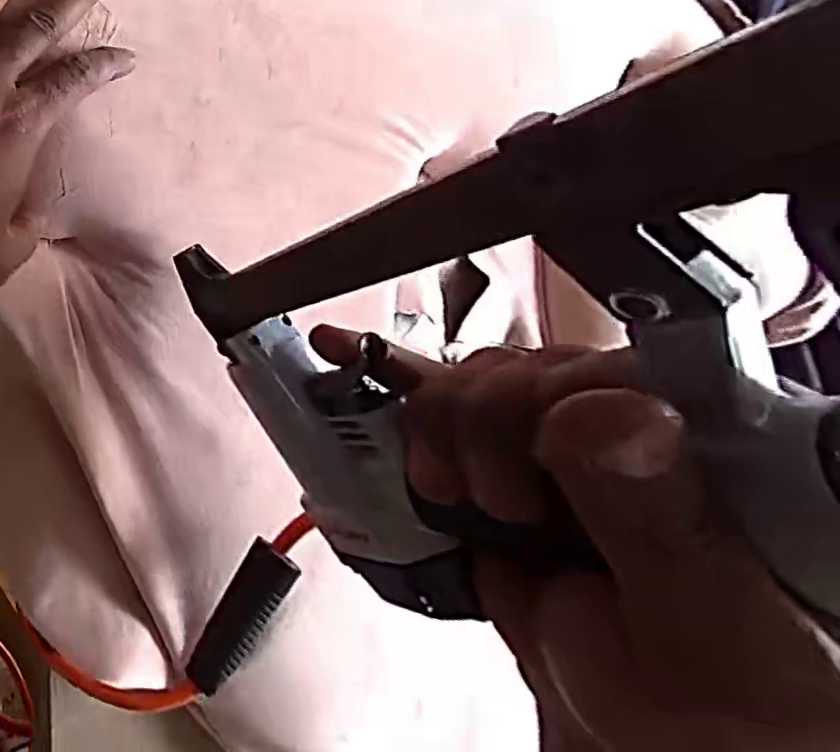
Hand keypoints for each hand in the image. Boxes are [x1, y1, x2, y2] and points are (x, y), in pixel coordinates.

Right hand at [312, 329, 839, 750]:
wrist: (650, 728)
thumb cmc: (718, 705)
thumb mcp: (712, 632)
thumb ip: (665, 526)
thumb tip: (606, 412)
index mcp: (725, 456)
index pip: (623, 372)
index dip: (556, 402)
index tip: (535, 474)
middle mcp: (640, 427)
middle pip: (527, 369)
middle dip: (484, 430)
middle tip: (501, 505)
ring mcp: (555, 433)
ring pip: (468, 378)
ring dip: (434, 427)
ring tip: (452, 492)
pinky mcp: (488, 447)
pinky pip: (427, 389)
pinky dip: (379, 370)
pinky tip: (338, 350)